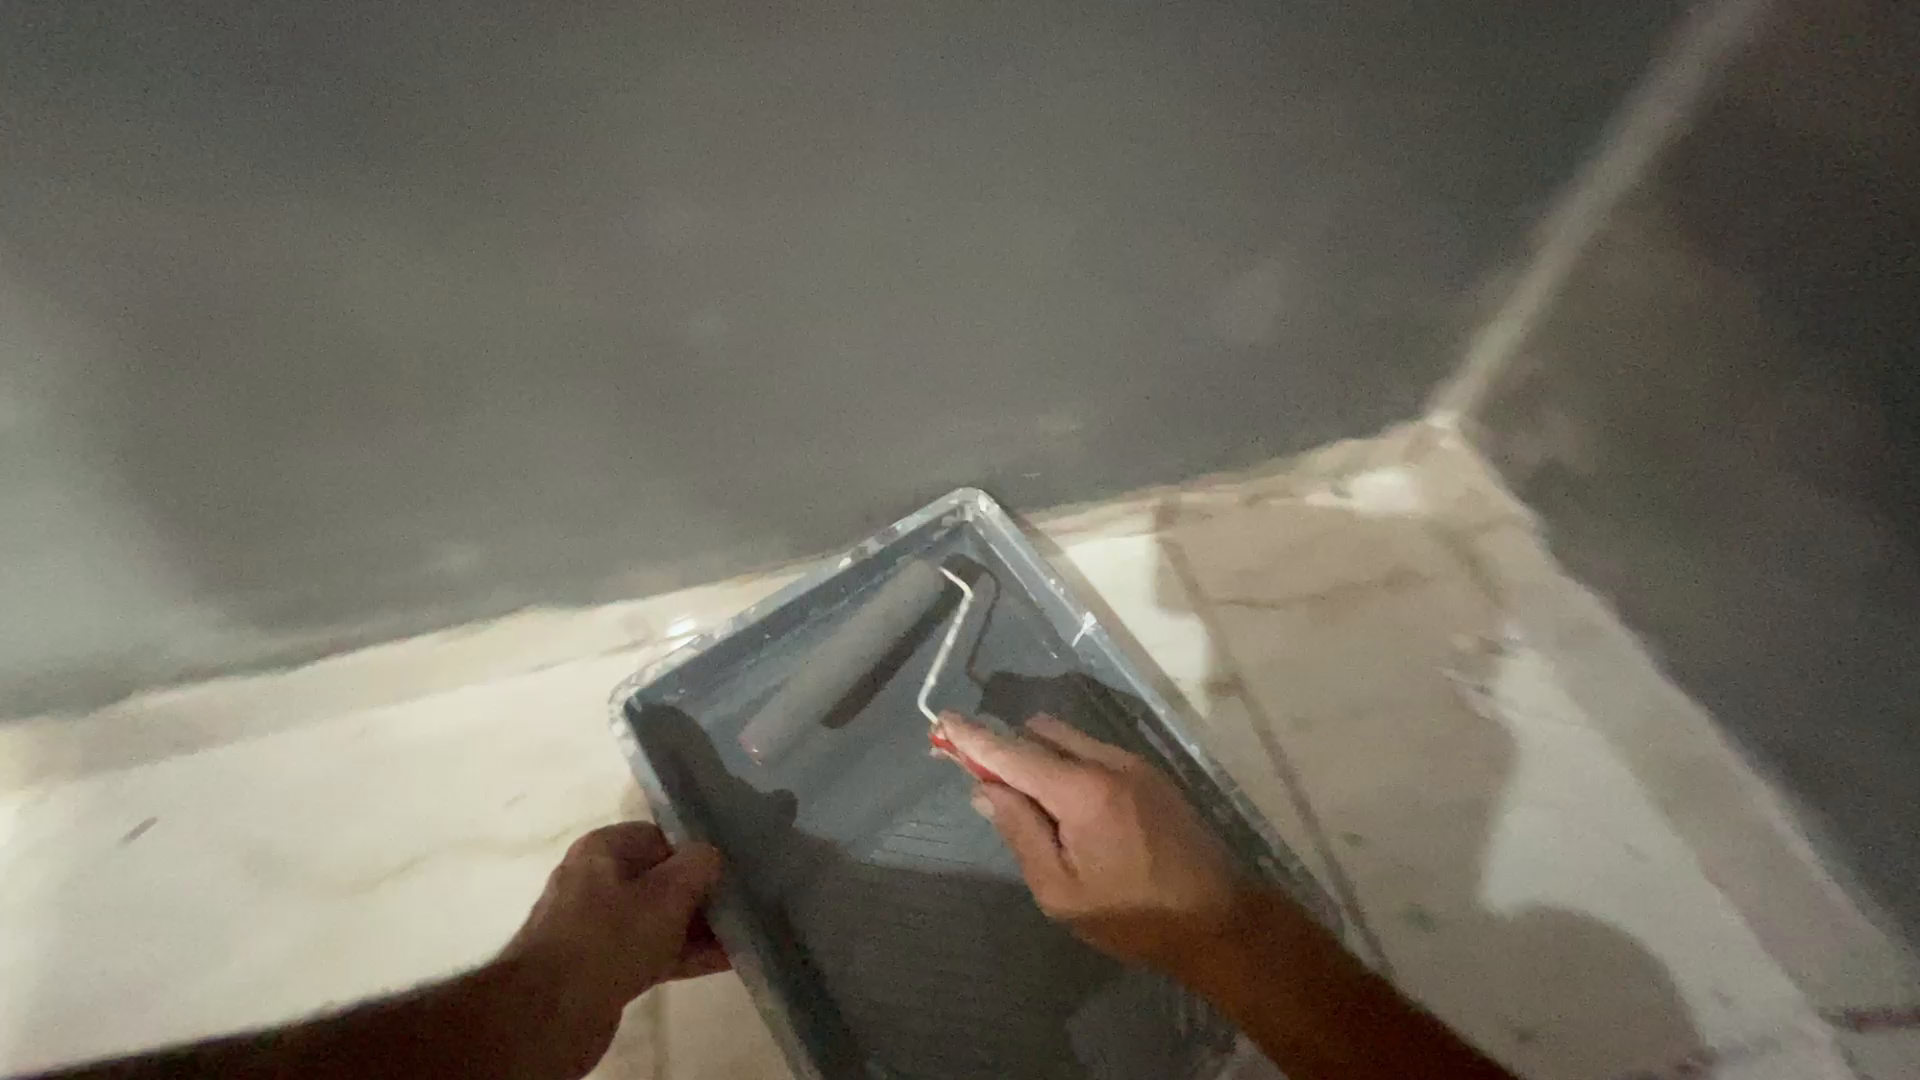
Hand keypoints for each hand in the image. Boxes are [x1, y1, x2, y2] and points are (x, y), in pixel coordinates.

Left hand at [496, 823, 724, 1072]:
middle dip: (701, 895)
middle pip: (661, 879)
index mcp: (603, 849)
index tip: (728, 868)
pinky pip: (649, 950)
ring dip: (696, 928)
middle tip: (739, 902)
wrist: (550, 1016)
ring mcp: (594, 926)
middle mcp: (594, 880)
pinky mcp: (598, 967)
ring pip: (657, 919)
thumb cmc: (611, 936)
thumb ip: (699, 865)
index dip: (697, 852)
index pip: (661, 837)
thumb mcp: (669, 892)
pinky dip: (682, 953)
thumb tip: (711, 856)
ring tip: (740, 935)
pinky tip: (724, 960)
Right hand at [941, 713, 1250, 976]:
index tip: (942, 721)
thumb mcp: (1061, 891)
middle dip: (1006, 747)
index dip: (973, 738)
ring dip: (1038, 757)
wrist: (1219, 920)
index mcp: (1082, 790)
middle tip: (984, 779)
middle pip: (1039, 733)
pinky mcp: (1148, 772)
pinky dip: (1066, 765)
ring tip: (1031, 807)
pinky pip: (1091, 752)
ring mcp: (1132, 762)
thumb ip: (1020, 831)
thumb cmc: (1132, 915)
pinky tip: (1068, 809)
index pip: (1013, 752)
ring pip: (1067, 739)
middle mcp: (1106, 761)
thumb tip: (985, 788)